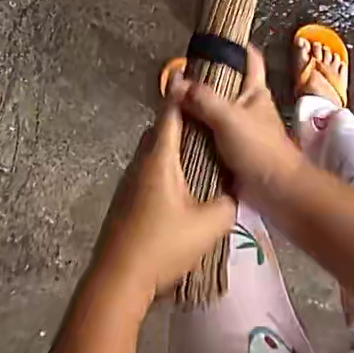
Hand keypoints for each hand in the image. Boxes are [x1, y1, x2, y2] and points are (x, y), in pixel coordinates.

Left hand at [90, 83, 237, 303]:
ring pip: (151, 150)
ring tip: (196, 147)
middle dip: (178, 118)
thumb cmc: (163, 245)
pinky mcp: (125, 199)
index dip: (179, 93)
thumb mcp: (208, 227)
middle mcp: (140, 163)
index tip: (187, 73)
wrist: (118, 279)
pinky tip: (179, 181)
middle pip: (158, 130)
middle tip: (204, 116)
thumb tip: (235, 192)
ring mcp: (129, 181)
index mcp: (159, 159)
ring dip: (170, 143)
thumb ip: (227, 204)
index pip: (169, 115)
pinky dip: (163, 162)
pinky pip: (146, 168)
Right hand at [171, 44, 307, 207]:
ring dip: (197, 108)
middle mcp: (248, 107)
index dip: (235, 45)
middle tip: (177, 75)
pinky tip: (177, 130)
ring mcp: (240, 129)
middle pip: (225, 85)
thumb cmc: (260, 149)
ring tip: (171, 101)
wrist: (278, 192)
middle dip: (203, 79)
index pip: (249, 59)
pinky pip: (209, 135)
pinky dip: (195, 131)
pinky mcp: (232, 151)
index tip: (213, 38)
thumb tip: (175, 82)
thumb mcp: (228, 117)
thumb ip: (201, 99)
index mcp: (255, 91)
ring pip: (215, 111)